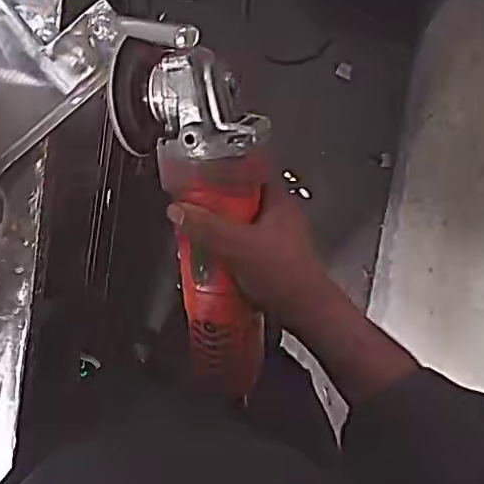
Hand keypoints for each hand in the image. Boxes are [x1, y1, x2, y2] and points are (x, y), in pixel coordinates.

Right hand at [170, 185, 418, 403]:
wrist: (306, 314)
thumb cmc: (283, 275)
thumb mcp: (237, 245)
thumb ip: (205, 227)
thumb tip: (176, 209)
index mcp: (278, 202)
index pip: (252, 172)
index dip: (226, 169)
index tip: (201, 172)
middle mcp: (278, 218)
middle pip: (241, 201)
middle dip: (214, 204)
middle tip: (191, 206)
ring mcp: (275, 241)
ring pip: (239, 226)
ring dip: (217, 230)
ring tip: (194, 232)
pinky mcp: (269, 263)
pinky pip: (240, 248)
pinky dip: (223, 251)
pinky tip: (208, 259)